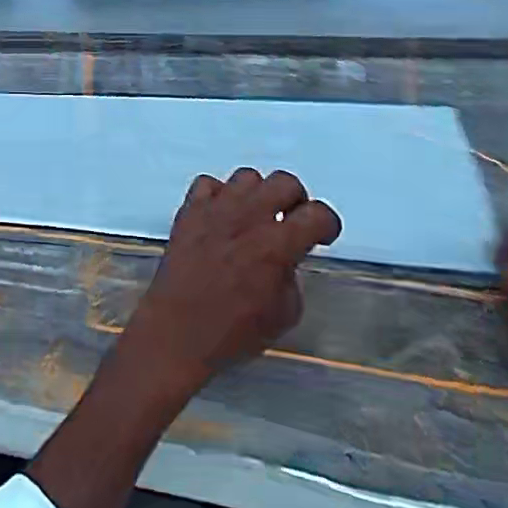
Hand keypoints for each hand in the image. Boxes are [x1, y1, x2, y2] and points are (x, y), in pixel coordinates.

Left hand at [114, 168, 343, 397]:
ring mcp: (214, 210)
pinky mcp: (188, 210)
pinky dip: (219, 195)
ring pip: (246, 177)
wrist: (180, 327)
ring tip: (254, 217)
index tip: (322, 236)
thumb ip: (291, 273)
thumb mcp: (285, 311)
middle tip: (290, 221)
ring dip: (257, 194)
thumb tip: (285, 257)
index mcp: (276, 246)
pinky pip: (207, 184)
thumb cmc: (235, 330)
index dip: (327, 223)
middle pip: (283, 182)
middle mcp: (246, 218)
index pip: (317, 213)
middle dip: (295, 199)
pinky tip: (221, 216)